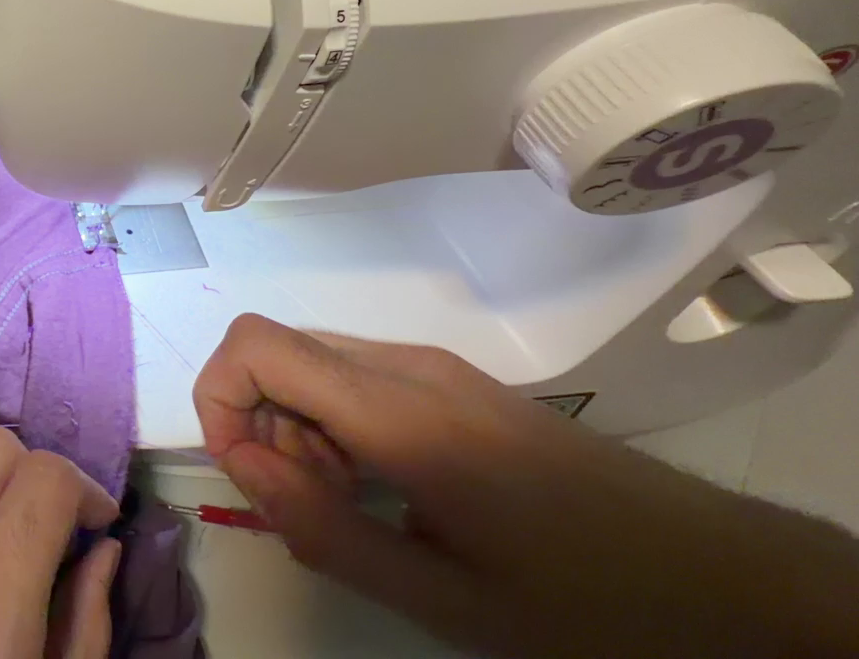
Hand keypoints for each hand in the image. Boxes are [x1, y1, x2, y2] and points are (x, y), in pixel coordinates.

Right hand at [194, 314, 858, 658]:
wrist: (726, 579)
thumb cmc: (585, 600)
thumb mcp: (444, 597)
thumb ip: (323, 529)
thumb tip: (241, 464)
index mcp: (401, 411)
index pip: (255, 345)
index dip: (219, 399)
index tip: (248, 474)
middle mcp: (407, 363)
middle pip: (276, 350)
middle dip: (262, 424)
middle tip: (312, 505)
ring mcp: (433, 365)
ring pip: (311, 361)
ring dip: (298, 428)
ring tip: (353, 503)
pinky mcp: (450, 378)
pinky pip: (353, 376)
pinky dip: (334, 423)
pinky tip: (384, 485)